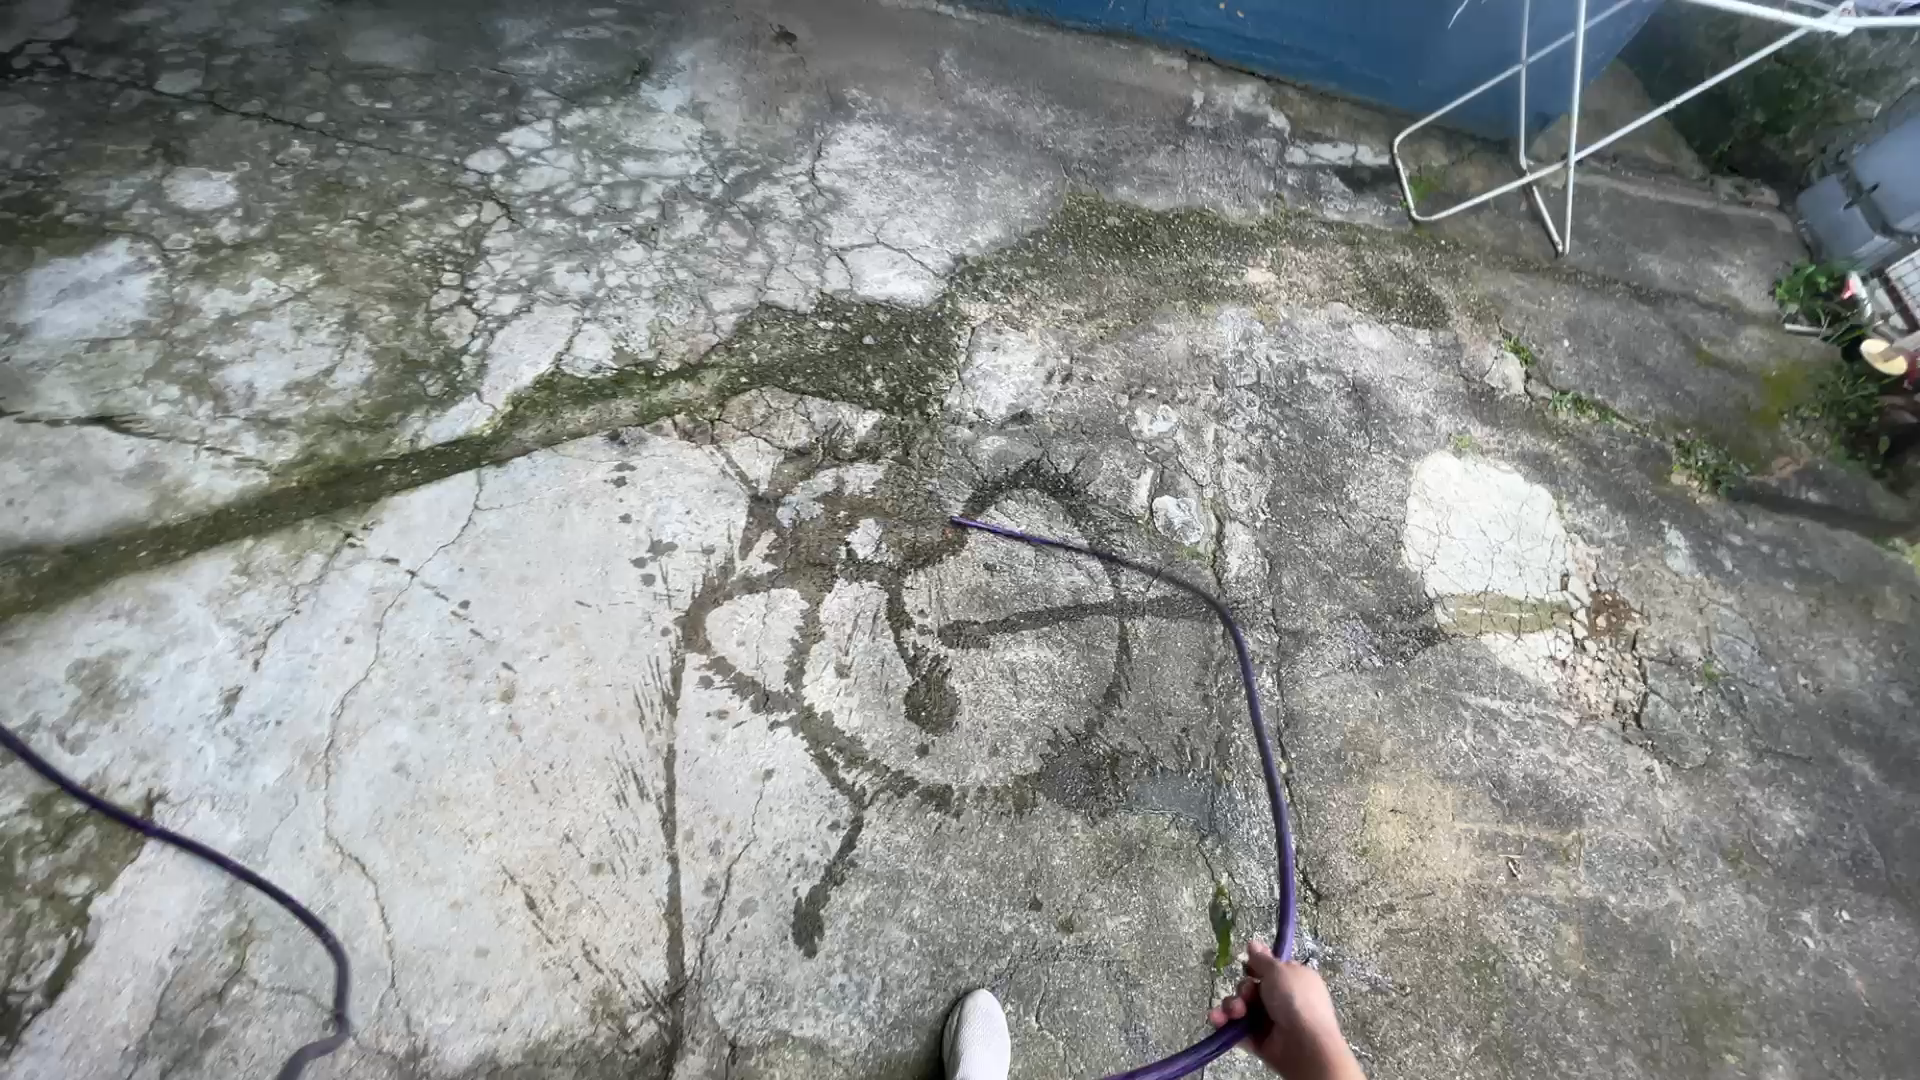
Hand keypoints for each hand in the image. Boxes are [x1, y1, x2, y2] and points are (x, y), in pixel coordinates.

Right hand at [1208, 942, 1363, 1078]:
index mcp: (1294, 981)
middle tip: (1246, 994)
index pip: (1271, 971)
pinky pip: (1239, 1030)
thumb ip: (1262, 959)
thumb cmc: (1296, 1000)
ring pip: (1243, 1008)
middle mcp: (1284, 1001)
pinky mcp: (1261, 1042)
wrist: (1306, 1047)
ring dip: (1232, 1006)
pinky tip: (1216, 1019)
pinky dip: (1226, 1024)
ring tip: (1234, 1011)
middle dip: (1243, 989)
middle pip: (1252, 988)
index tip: (1248, 967)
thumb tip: (1253, 943)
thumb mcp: (1278, 970)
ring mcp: (1272, 1024)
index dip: (1257, 968)